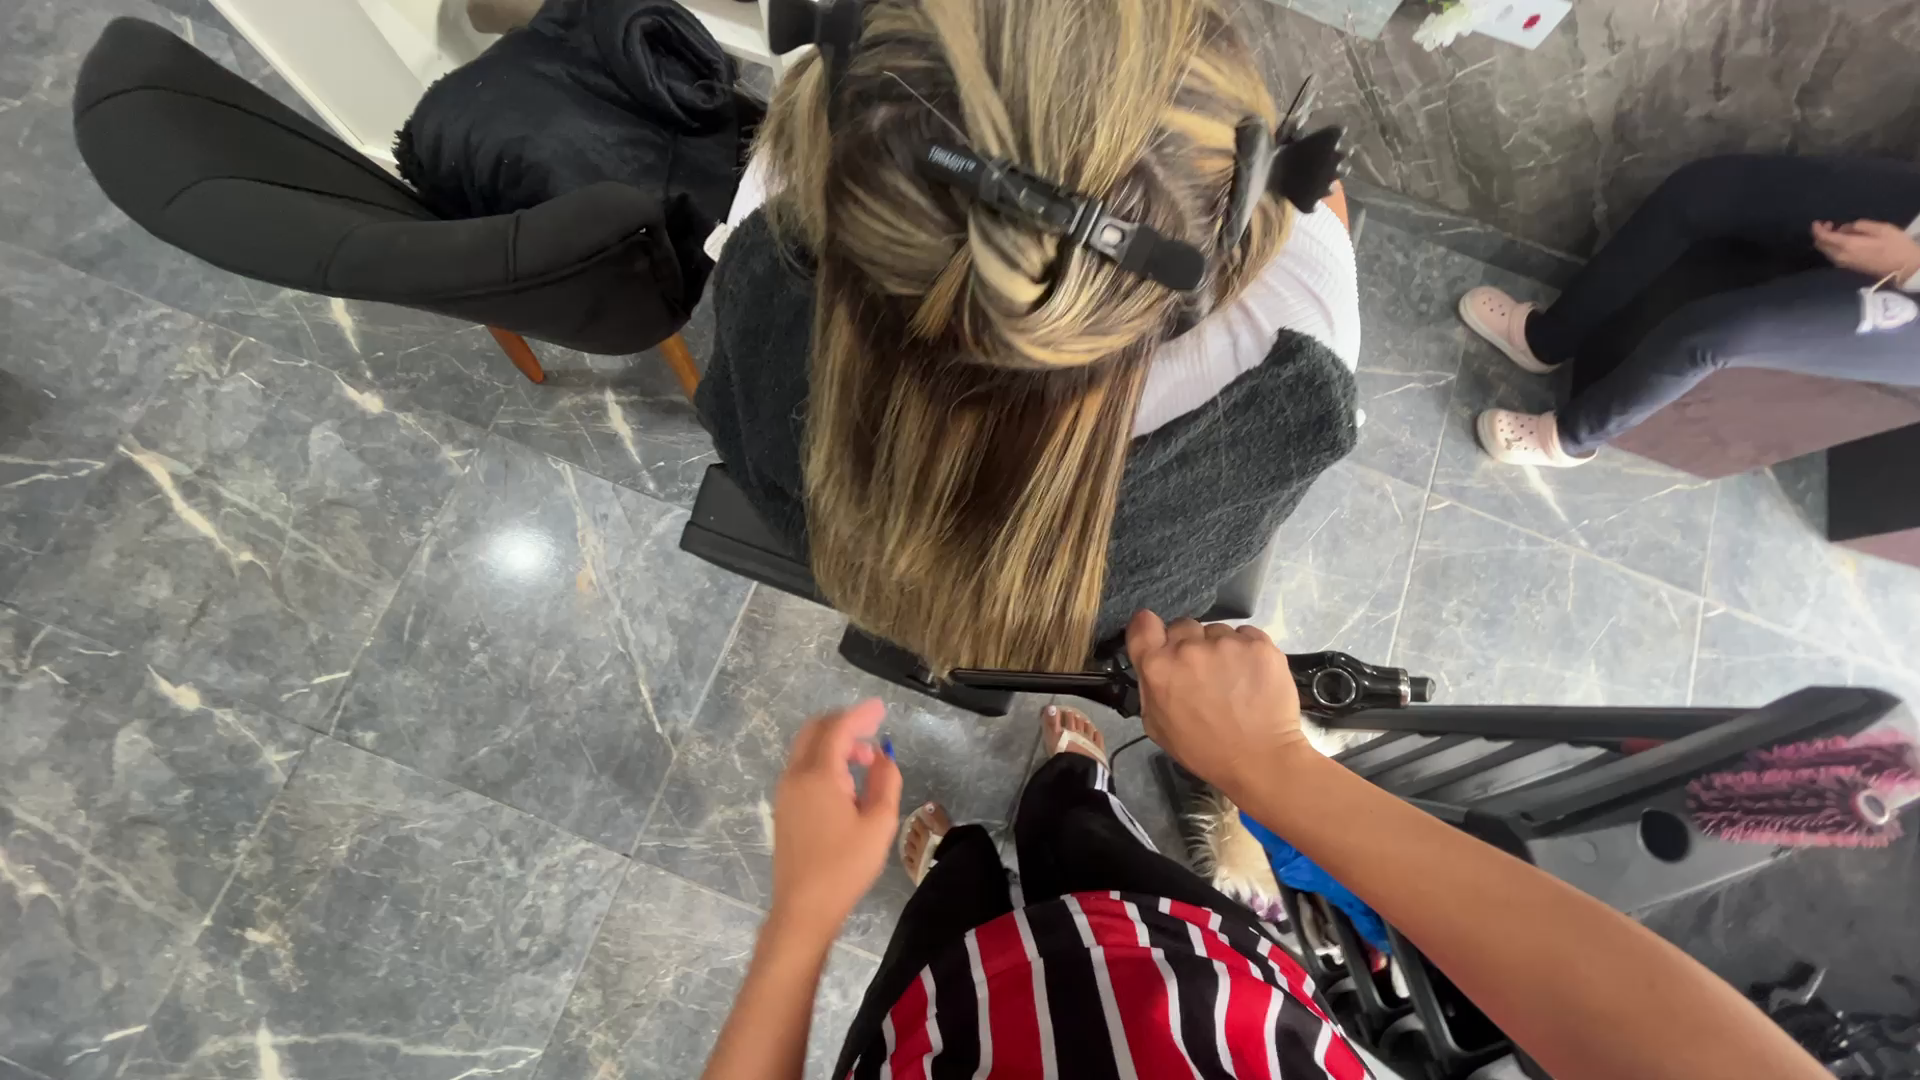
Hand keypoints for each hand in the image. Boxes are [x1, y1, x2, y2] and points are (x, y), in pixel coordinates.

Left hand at [768, 699, 902, 938]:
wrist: (803, 909)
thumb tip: (883, 755)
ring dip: (835, 742)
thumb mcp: (879, 824)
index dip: (861, 715)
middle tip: (873, 730)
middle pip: (816, 730)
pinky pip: (803, 766)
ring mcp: (785, 791)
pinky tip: (846, 781)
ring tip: (865, 761)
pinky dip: (824, 759)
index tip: (881, 708)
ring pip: (807, 747)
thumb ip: (886, 781)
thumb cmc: (845, 867)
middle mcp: (795, 775)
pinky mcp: (783, 806)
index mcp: (818, 775)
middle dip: (845, 723)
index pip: (839, 728)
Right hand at [1125, 611, 1308, 799]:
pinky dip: (1246, 650)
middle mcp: (1188, 647)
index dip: (1149, 630)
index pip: (1143, 623)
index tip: (1158, 640)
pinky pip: (1246, 635)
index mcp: (1157, 666)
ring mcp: (1225, 642)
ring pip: (1216, 631)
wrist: (1261, 759)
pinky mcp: (1258, 644)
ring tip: (1232, 677)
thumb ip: (1149, 686)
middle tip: (1202, 671)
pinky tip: (1251, 674)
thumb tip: (1152, 663)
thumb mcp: (1156, 725)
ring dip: (1219, 648)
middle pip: (1182, 626)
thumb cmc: (1203, 749)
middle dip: (1188, 643)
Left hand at [1812, 219, 1919, 280]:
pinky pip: (1832, 254)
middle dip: (1821, 234)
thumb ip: (1861, 226)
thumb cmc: (1895, 245)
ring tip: (1840, 230)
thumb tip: (1846, 227)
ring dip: (1827, 240)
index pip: (1823, 237)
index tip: (1817, 222)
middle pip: (1820, 245)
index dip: (1817, 229)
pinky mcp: (1845, 266)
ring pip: (1825, 250)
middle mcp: (1838, 255)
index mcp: (1847, 245)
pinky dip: (1832, 245)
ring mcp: (1840, 262)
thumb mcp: (1883, 229)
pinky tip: (1844, 240)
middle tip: (1831, 224)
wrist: (1901, 266)